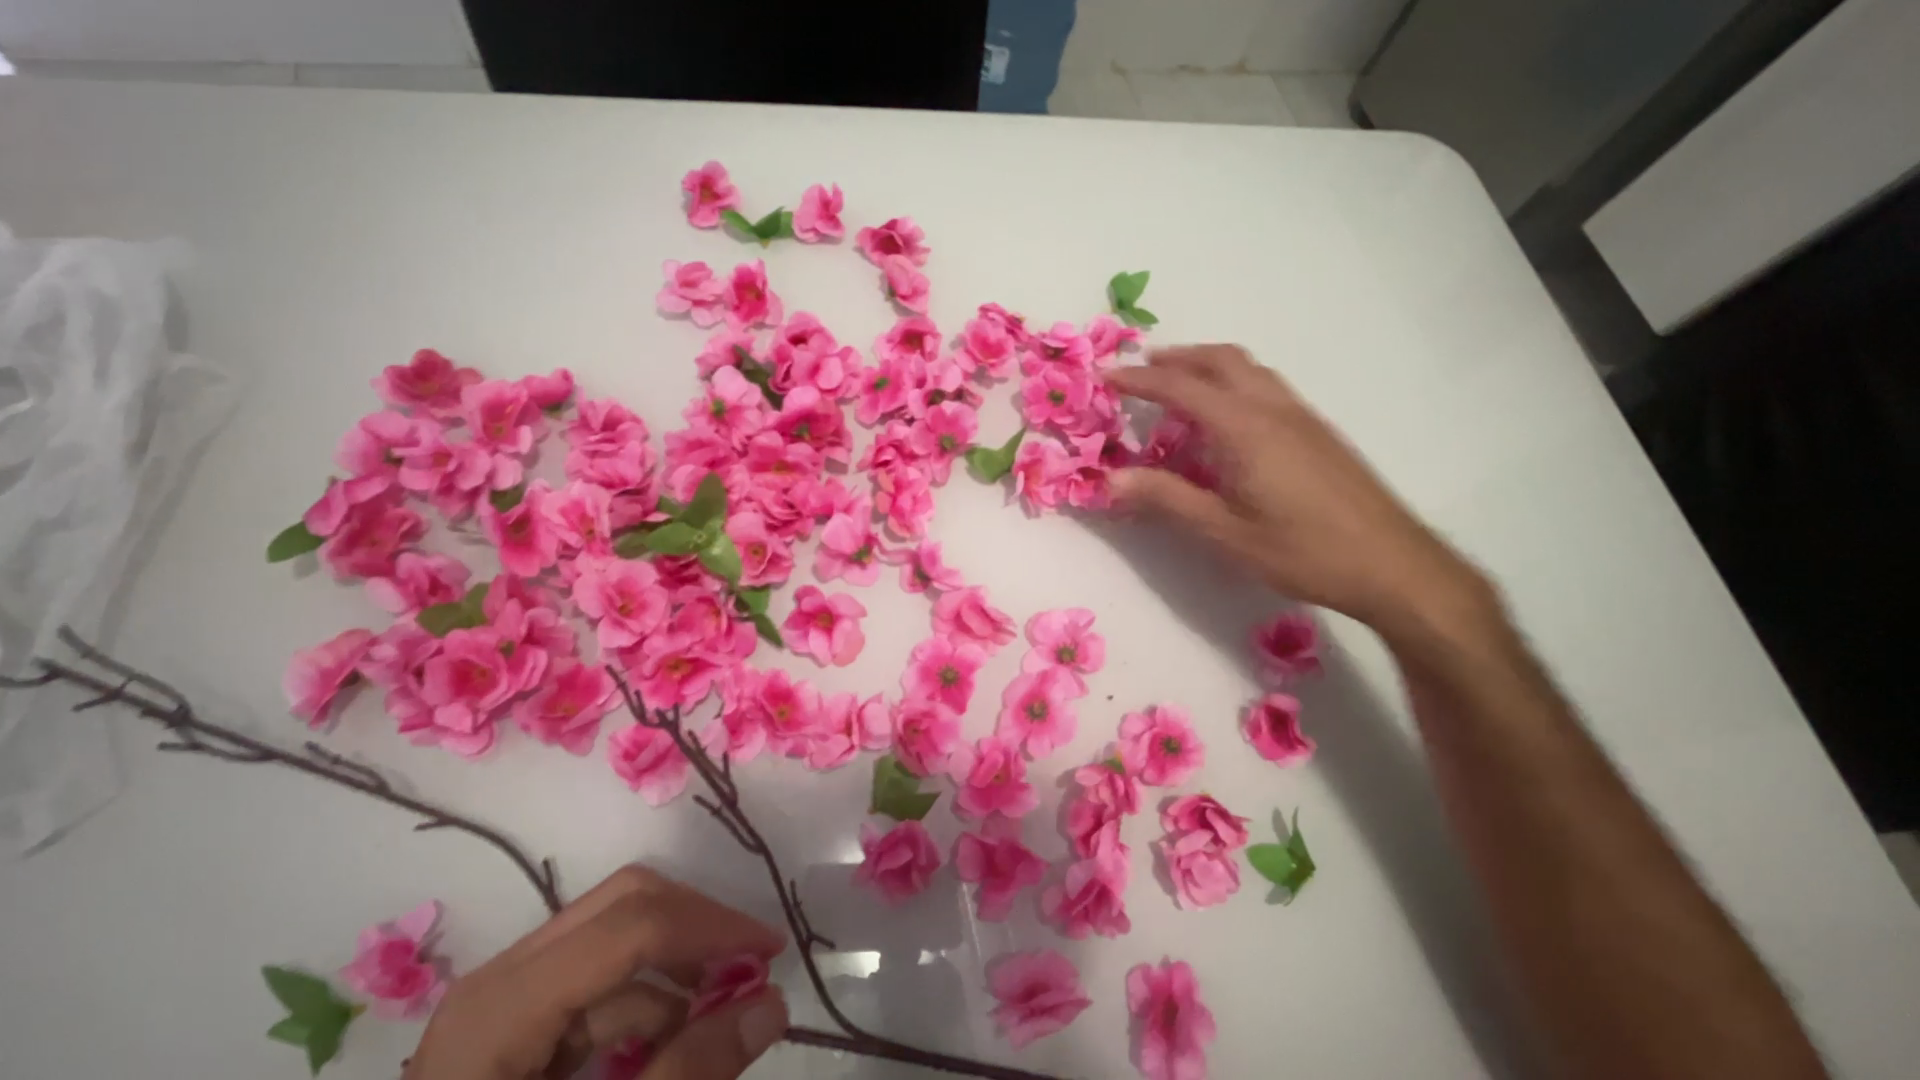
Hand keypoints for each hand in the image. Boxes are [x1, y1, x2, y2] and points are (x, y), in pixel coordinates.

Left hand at [405, 866, 788, 1079]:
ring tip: (722, 1018)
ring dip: (677, 968)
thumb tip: (771, 1005)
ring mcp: (504, 998)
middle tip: (754, 970)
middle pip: (621, 907)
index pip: (630, 928)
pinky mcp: (514, 1022)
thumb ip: (686, 1074)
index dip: (711, 930)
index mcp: (504, 1008)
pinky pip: (597, 983)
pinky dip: (647, 1002)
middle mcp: (501, 979)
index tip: (774, 955)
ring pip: (613, 939)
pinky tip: (673, 1044)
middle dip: (697, 930)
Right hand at [1107, 345, 1492, 638]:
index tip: (1107, 375)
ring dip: (1210, 366)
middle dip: (1178, 358)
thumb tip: (1112, 479)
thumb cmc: (1303, 551)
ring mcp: (1302, 417)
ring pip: (1250, 369)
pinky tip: (1229, 421)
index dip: (1140, 379)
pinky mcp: (1319, 432)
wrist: (1392, 562)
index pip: (1181, 388)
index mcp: (1245, 428)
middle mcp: (1274, 409)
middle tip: (1143, 369)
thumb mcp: (1225, 533)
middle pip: (1222, 360)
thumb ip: (1167, 500)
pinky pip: (1267, 387)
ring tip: (1181, 387)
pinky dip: (1235, 383)